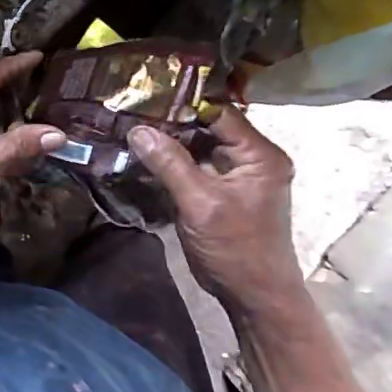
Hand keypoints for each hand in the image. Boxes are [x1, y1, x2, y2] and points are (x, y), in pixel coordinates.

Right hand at [126, 105, 302, 316]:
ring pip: (198, 145)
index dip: (185, 102)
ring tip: (132, 126)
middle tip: (133, 109)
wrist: (254, 297)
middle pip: (207, 127)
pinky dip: (171, 160)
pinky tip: (143, 153)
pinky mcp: (221, 190)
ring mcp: (237, 175)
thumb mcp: (200, 204)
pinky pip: (194, 165)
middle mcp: (252, 158)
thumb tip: (138, 130)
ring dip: (169, 140)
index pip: (220, 113)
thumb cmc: (236, 249)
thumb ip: (170, 164)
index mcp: (260, 155)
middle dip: (171, 120)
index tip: (147, 94)